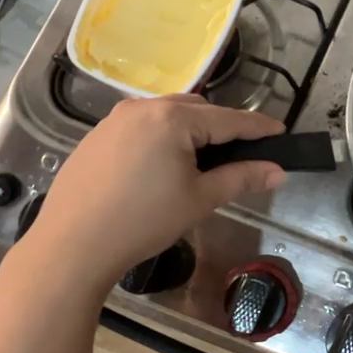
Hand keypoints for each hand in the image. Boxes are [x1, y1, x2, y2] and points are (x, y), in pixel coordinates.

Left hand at [30, 95, 286, 290]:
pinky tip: (160, 170)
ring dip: (190, 132)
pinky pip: (142, 127)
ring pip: (167, 115)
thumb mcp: (199, 199)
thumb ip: (241, 178)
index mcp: (172, 118)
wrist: (71, 245)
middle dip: (222, 128)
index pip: (228, 119)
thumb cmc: (142, 221)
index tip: (281, 133)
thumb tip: (278, 171)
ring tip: (200, 164)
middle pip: (197, 110)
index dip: (258, 128)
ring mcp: (115, 120)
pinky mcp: (97, 136)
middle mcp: (143, 107)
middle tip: (239, 156)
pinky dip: (161, 138)